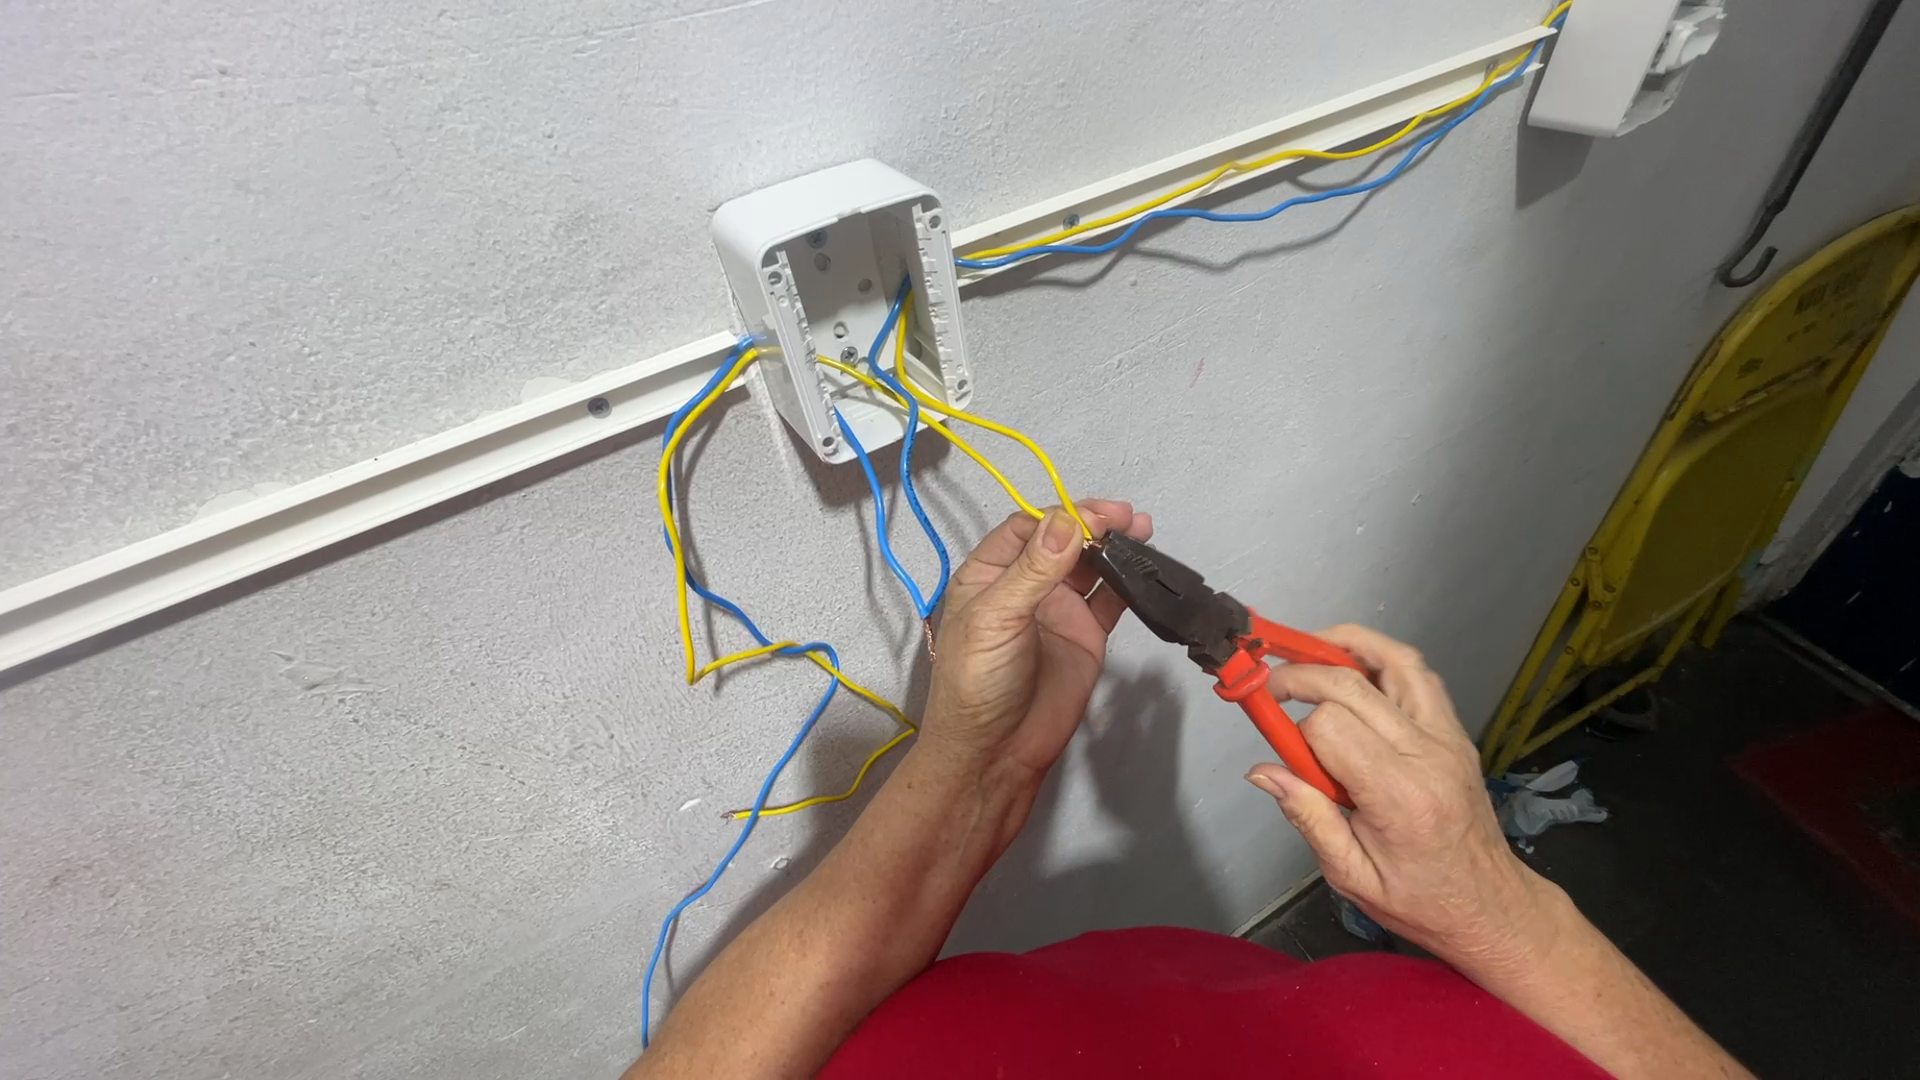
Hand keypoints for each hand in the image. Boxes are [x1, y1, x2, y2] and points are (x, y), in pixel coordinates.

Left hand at [917, 500, 1152, 788]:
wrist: (997, 752)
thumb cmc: (978, 681)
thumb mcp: (995, 618)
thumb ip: (1033, 571)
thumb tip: (1067, 520)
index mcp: (989, 573)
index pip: (1027, 528)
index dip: (1060, 516)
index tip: (1094, 515)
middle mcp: (1023, 585)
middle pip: (1062, 540)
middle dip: (1092, 524)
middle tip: (1126, 517)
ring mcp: (1057, 609)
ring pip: (1088, 565)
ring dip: (1113, 546)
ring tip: (1142, 529)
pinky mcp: (1085, 634)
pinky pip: (1109, 599)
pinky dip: (1128, 581)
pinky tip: (1145, 567)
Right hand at [1244, 625, 1551, 973]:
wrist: (1493, 908)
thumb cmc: (1420, 899)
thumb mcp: (1350, 875)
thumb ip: (1306, 816)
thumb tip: (1261, 771)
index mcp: (1400, 796)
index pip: (1330, 727)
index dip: (1295, 730)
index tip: (1280, 744)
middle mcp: (1427, 755)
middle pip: (1351, 684)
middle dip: (1300, 675)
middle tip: (1270, 685)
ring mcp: (1446, 737)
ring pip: (1395, 661)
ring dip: (1344, 643)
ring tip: (1305, 649)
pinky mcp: (1453, 731)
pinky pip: (1417, 674)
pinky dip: (1378, 656)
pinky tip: (1349, 664)